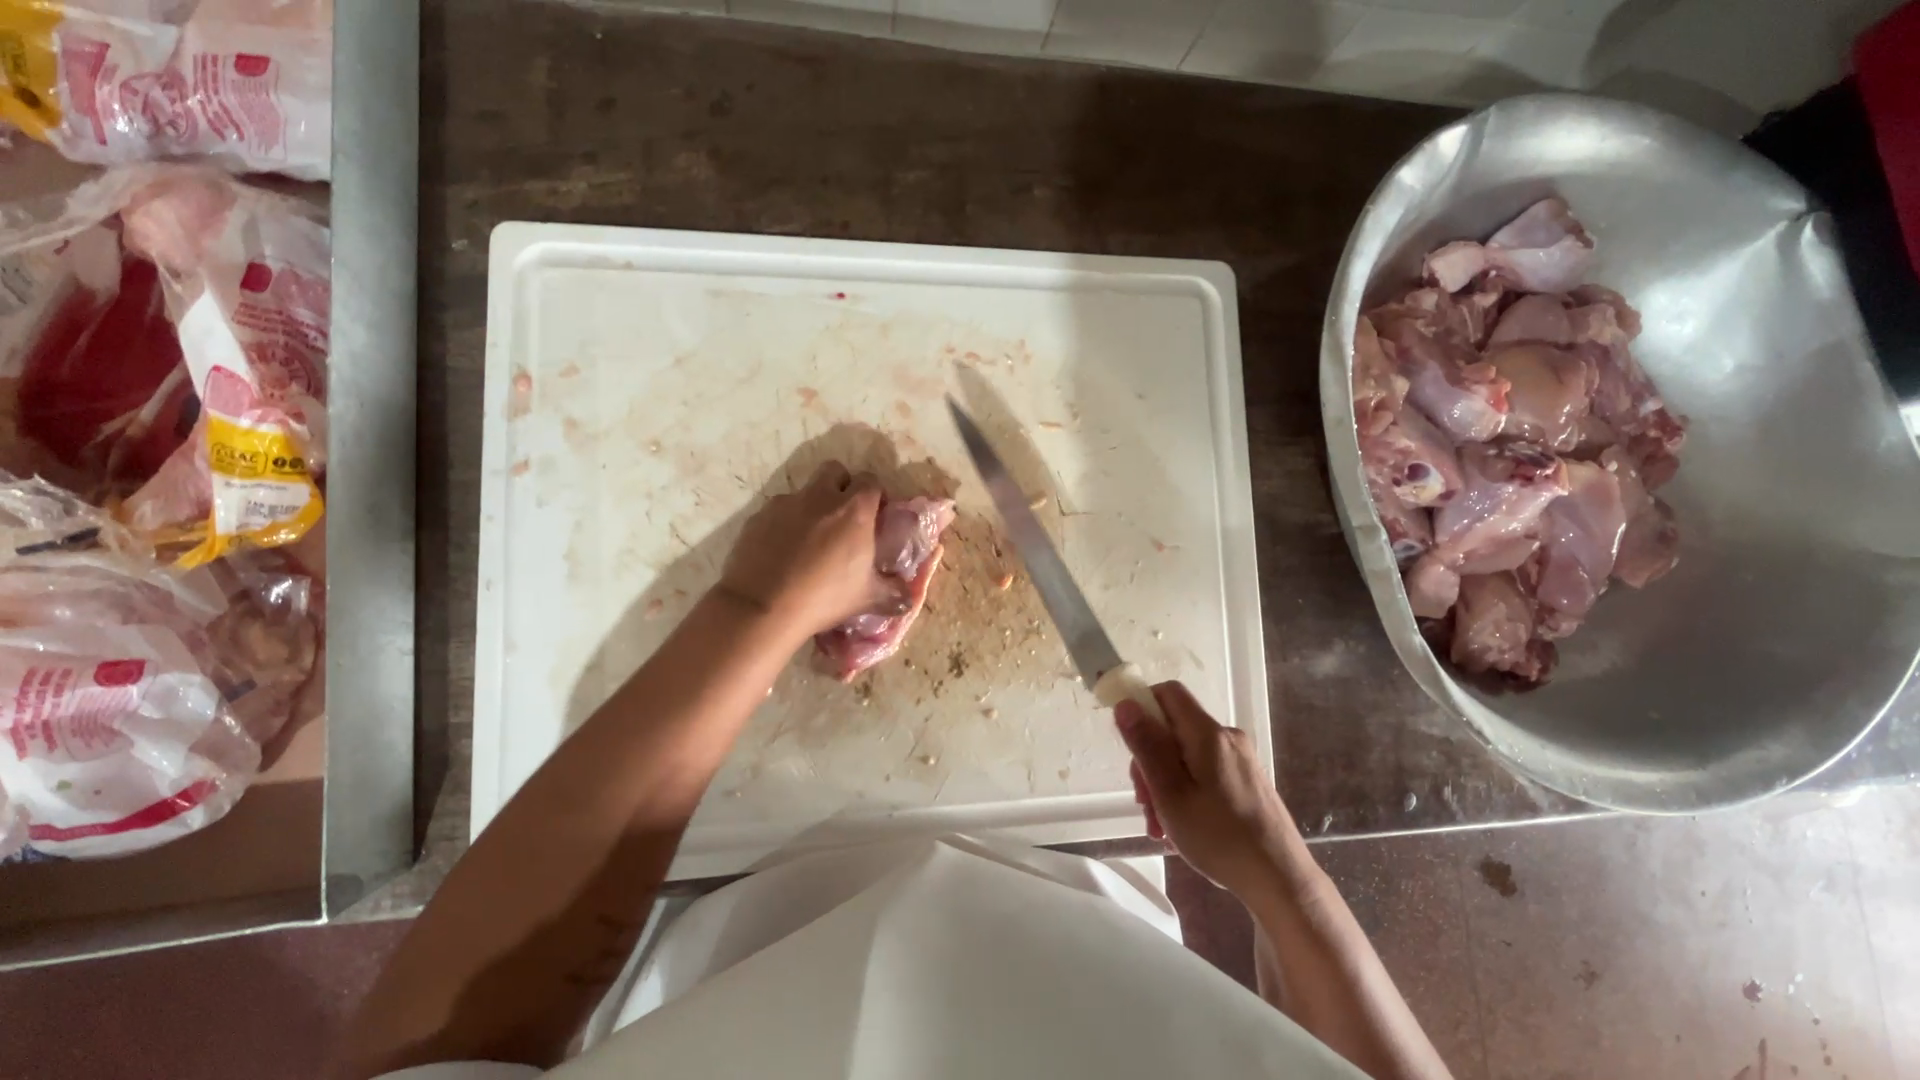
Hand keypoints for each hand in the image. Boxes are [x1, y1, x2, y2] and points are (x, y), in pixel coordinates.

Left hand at [718, 462, 907, 637]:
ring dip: (811, 506)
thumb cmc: (825, 597)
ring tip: (809, 540)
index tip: (875, 516)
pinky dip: (783, 523)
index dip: (875, 495)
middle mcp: (819, 497)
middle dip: (841, 485)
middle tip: (843, 517)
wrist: (763, 607)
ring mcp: (785, 503)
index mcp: (853, 510)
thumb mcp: (867, 599)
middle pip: (835, 471)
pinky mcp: (757, 516)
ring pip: (803, 492)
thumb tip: (908, 597)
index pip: (871, 481)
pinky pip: (777, 511)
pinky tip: (782, 551)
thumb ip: (893, 593)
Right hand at [1115, 681, 1292, 894]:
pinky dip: (1187, 795)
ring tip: (1162, 828)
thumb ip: (1147, 745)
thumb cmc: (1219, 837)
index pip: (1168, 693)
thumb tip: (1126, 703)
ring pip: (1187, 757)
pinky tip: (1183, 831)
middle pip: (1174, 730)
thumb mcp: (1170, 793)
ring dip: (1165, 786)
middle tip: (1145, 804)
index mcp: (1208, 734)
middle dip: (1150, 761)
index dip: (1142, 709)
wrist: (1280, 878)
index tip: (1130, 748)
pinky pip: (1205, 775)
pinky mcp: (1248, 782)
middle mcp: (1227, 738)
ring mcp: (1241, 760)